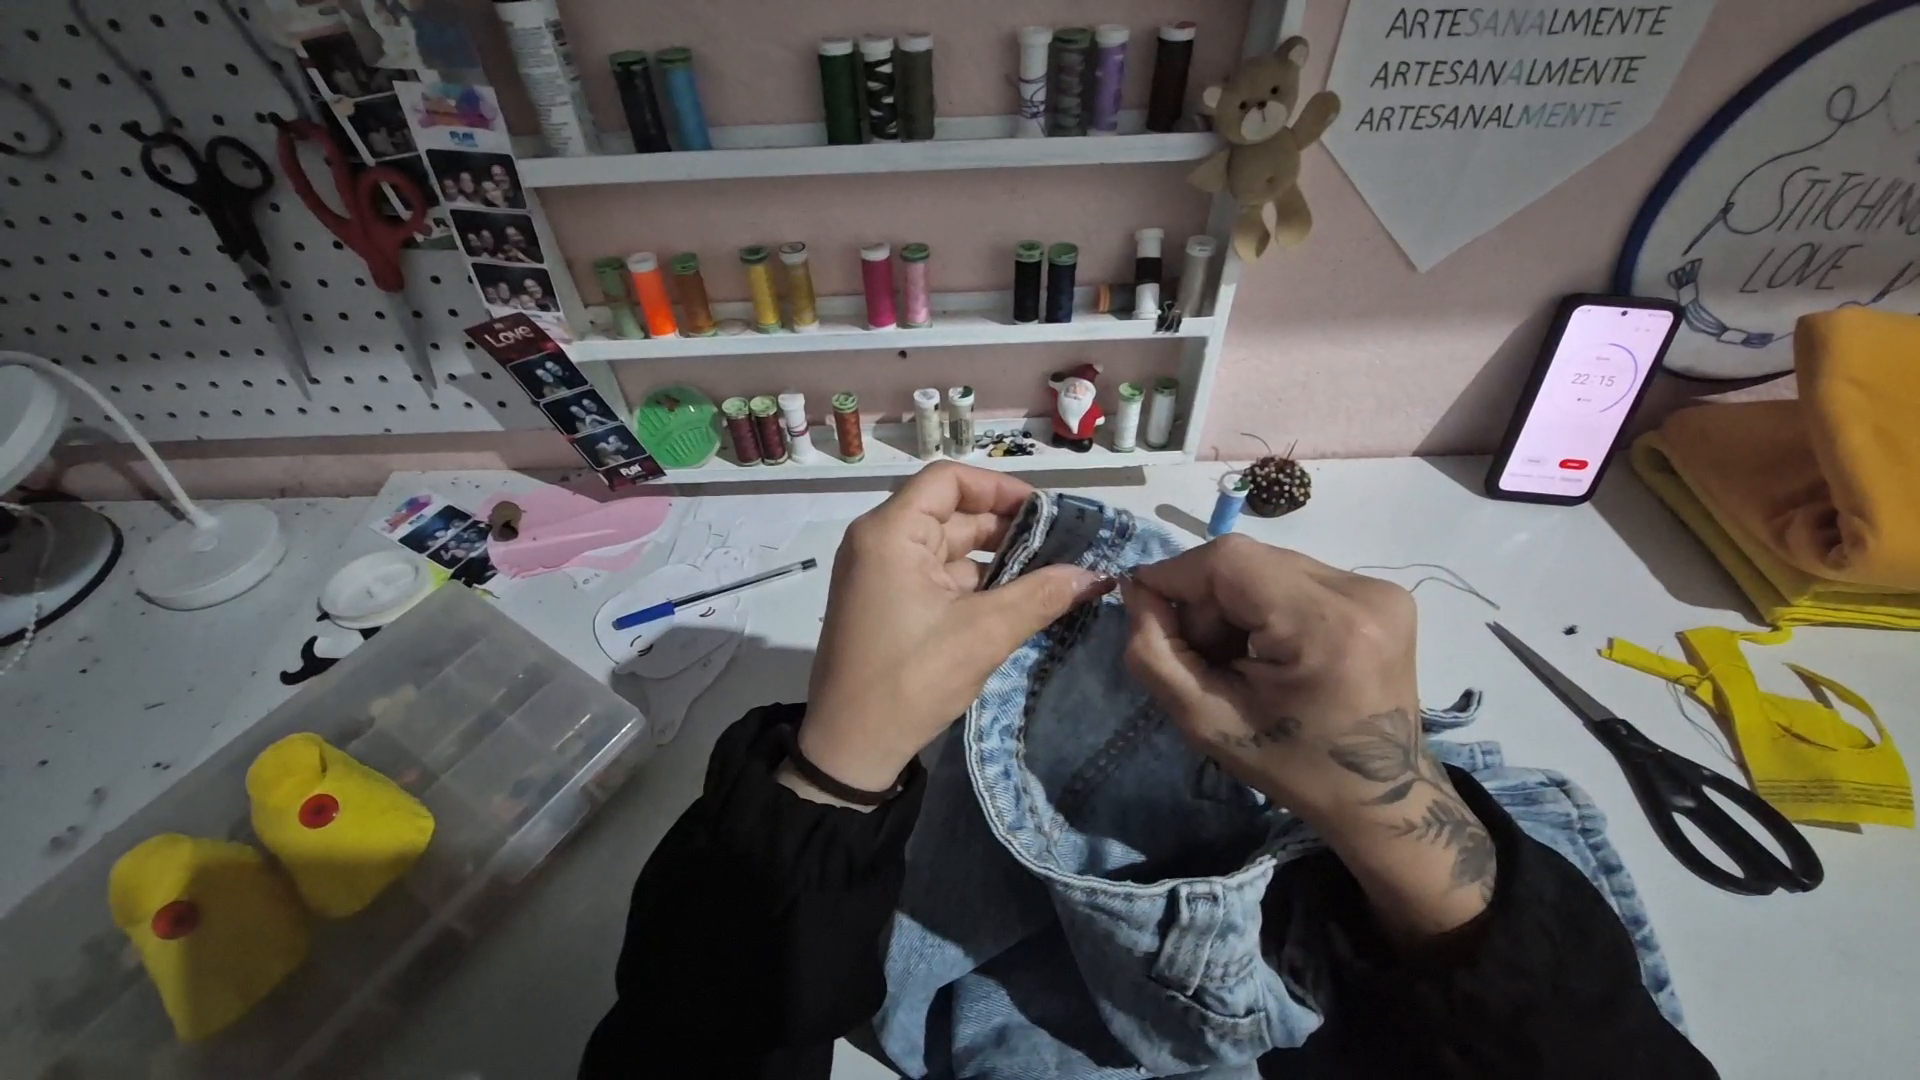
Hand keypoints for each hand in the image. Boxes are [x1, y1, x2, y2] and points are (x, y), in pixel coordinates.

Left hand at [801, 464, 1114, 791]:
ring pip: (944, 547)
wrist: (849, 748)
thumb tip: (1095, 575)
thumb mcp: (983, 634)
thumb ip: (1041, 595)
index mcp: (890, 533)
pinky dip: (971, 582)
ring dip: (992, 557)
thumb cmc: (911, 679)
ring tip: (1047, 572)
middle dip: (1004, 526)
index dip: (998, 488)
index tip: (1043, 511)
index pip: (948, 480)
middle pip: (949, 512)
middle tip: (1059, 545)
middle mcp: (879, 542)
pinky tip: (1014, 598)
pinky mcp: (885, 603)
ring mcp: (879, 574)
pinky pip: (934, 576)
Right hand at [1122, 535, 1493, 935]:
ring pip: (1266, 563)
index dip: (1175, 575)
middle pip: (1246, 559)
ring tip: (1240, 656)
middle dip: (1205, 599)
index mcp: (1326, 629)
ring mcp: (1379, 588)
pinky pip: (1293, 575)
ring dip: (1233, 600)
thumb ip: (1154, 652)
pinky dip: (1264, 602)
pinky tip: (1272, 647)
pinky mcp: (1383, 591)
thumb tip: (1137, 589)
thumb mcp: (1203, 721)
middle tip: (1203, 654)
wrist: (1380, 794)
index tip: (1148, 610)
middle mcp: (1361, 593)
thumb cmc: (1290, 765)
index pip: (1228, 561)